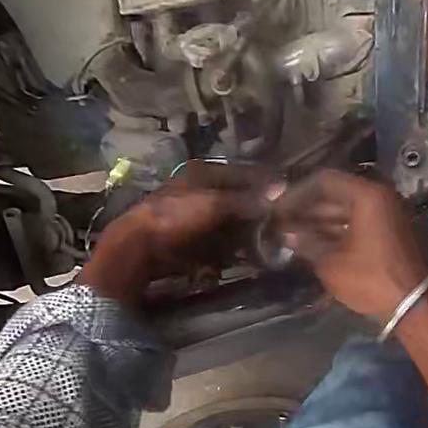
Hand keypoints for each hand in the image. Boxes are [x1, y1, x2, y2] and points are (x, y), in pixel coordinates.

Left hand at [80, 164, 274, 303]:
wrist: (138, 249)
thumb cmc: (175, 218)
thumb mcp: (214, 205)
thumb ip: (246, 200)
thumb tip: (280, 192)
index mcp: (204, 172)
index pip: (245, 173)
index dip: (266, 184)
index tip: (288, 197)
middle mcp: (201, 190)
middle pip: (239, 199)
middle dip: (258, 213)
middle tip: (281, 225)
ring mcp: (195, 216)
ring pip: (232, 222)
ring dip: (248, 233)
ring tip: (268, 244)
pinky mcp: (192, 239)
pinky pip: (220, 242)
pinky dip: (233, 248)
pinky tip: (246, 255)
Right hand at [273, 169, 427, 319]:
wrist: (415, 306)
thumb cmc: (371, 279)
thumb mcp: (331, 262)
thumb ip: (306, 242)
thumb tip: (287, 234)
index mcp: (367, 195)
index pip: (323, 181)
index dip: (296, 193)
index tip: (278, 207)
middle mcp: (380, 198)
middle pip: (335, 195)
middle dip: (306, 209)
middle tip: (282, 223)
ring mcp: (387, 215)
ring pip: (345, 211)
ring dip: (319, 222)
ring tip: (293, 236)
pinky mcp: (389, 233)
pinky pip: (357, 223)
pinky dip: (336, 231)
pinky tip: (314, 244)